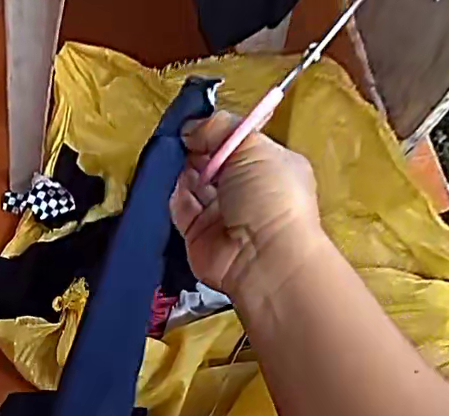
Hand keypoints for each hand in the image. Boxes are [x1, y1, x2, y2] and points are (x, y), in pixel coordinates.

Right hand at [170, 111, 325, 298]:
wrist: (263, 257)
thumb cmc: (271, 195)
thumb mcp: (252, 145)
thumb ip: (219, 128)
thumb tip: (192, 128)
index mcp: (268, 168)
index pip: (238, 145)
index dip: (218, 133)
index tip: (200, 124)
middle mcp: (244, 193)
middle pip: (213, 165)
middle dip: (198, 150)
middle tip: (185, 140)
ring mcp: (220, 218)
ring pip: (194, 187)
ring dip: (186, 171)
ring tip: (178, 159)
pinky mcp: (198, 237)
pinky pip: (181, 211)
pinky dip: (177, 196)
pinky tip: (178, 184)